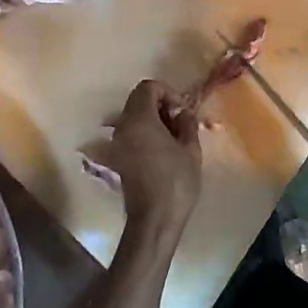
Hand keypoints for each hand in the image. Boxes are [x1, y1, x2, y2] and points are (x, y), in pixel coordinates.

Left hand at [110, 80, 200, 245]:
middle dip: (161, 105)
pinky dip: (146, 133)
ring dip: (154, 120)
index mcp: (139, 120)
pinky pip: (131, 134)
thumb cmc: (175, 181)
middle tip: (181, 123)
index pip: (148, 87)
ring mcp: (117, 144)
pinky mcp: (118, 159)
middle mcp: (122, 127)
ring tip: (175, 138)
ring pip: (134, 117)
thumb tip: (183, 113)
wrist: (154, 220)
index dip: (167, 92)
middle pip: (138, 100)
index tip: (182, 111)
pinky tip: (164, 150)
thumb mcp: (190, 149)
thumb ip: (187, 123)